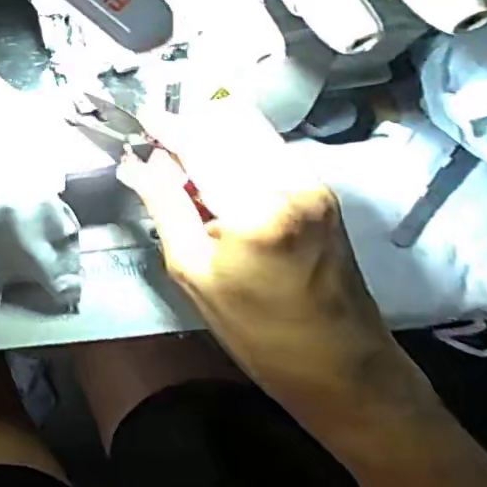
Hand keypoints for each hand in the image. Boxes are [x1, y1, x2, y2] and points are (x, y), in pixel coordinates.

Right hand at [116, 110, 425, 431]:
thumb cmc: (260, 333)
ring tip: (186, 172)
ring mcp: (312, 183)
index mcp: (258, 209)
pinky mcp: (321, 190)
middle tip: (160, 152)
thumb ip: (165, 206)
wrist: (346, 369)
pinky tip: (218, 185)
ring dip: (212, 140)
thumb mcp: (194, 273)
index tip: (140, 117)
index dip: (166, 126)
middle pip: (228, 125)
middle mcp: (291, 183)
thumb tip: (141, 161)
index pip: (201, 143)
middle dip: (189, 130)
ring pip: (249, 133)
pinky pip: (266, 152)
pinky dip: (236, 155)